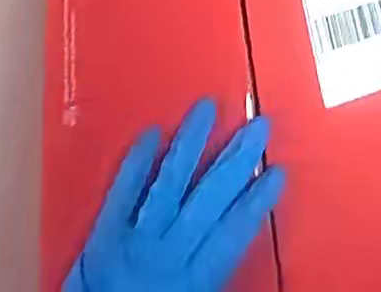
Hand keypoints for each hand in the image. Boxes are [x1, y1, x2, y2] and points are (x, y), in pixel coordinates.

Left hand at [67, 98, 286, 291]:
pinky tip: (151, 131)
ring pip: (169, 184)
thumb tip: (233, 244)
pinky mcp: (102, 236)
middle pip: (208, 199)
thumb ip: (212, 282)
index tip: (278, 170)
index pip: (232, 235)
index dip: (257, 203)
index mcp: (194, 283)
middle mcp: (169, 254)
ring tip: (208, 106)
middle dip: (236, 160)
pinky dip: (136, 163)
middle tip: (260, 124)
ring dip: (190, 143)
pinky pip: (121, 194)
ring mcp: (135, 241)